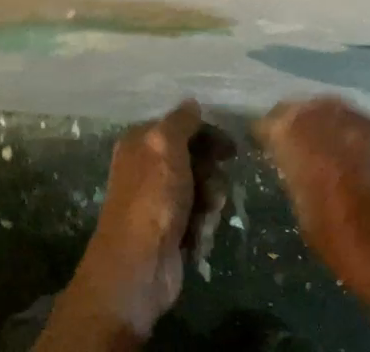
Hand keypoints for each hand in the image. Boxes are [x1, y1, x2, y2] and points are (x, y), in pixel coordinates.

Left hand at [64, 99, 206, 334]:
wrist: (139, 267)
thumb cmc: (151, 199)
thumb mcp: (164, 146)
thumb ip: (180, 122)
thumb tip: (191, 102)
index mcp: (140, 142)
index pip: (181, 126)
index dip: (207, 135)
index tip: (230, 147)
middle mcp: (149, 167)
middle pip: (196, 157)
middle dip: (211, 173)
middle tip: (212, 186)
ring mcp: (161, 200)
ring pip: (203, 187)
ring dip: (210, 200)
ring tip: (203, 214)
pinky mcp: (174, 229)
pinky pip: (201, 215)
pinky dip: (204, 223)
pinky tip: (198, 235)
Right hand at [256, 96, 369, 299]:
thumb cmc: (348, 246)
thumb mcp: (306, 215)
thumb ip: (294, 174)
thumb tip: (284, 154)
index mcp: (310, 152)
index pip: (277, 122)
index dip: (266, 128)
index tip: (260, 137)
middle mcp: (337, 130)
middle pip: (304, 106)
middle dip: (290, 115)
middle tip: (283, 131)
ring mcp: (366, 129)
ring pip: (331, 105)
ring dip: (316, 115)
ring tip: (310, 131)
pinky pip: (356, 118)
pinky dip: (342, 123)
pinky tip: (341, 140)